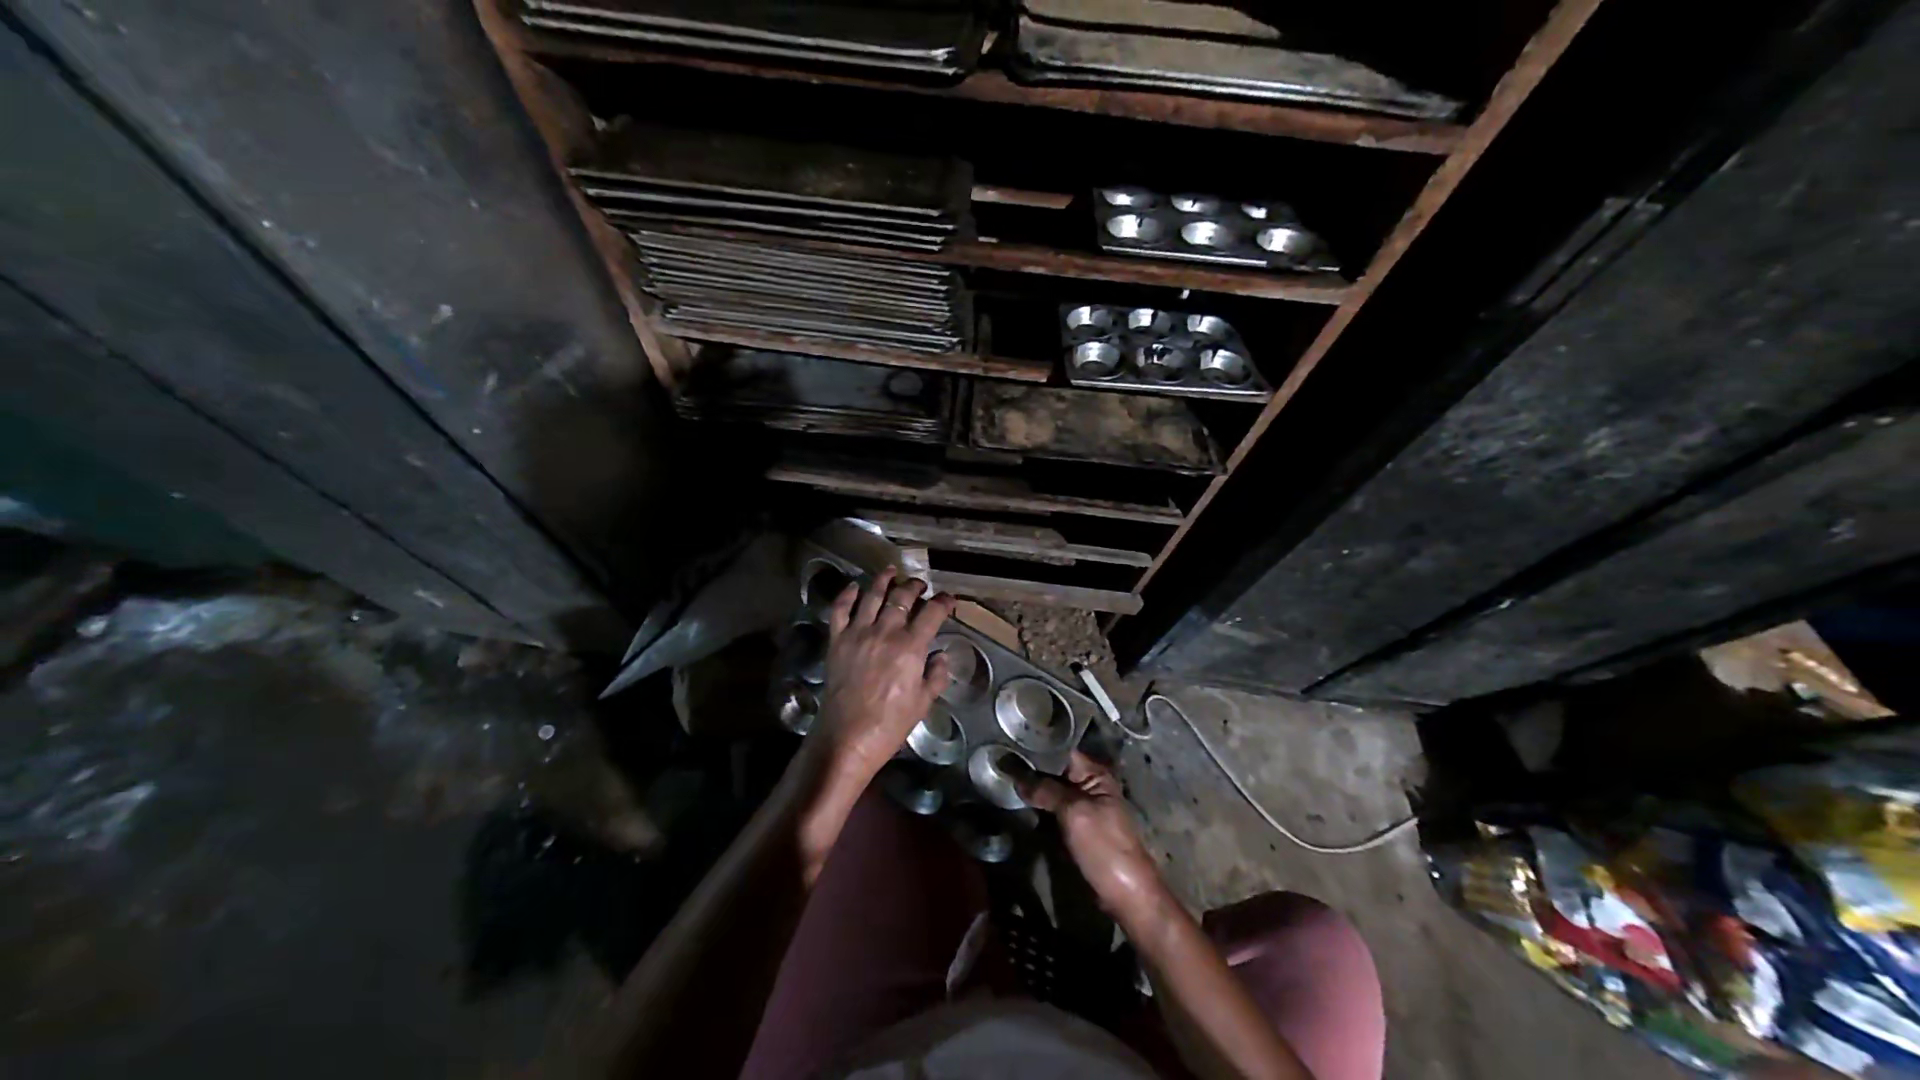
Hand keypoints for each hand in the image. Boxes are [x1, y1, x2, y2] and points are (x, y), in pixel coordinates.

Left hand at [816, 567, 955, 787]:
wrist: (847, 737)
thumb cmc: (890, 724)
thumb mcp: (923, 703)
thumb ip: (935, 676)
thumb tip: (940, 656)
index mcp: (911, 647)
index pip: (932, 613)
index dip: (944, 602)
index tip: (949, 599)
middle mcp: (885, 632)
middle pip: (902, 597)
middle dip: (915, 586)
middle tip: (920, 585)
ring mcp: (858, 633)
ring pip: (872, 595)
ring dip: (883, 580)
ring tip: (891, 571)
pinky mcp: (837, 641)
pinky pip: (840, 610)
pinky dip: (847, 595)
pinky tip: (854, 587)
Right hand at [1015, 750, 1167, 915]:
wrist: (1124, 893)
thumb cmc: (1104, 846)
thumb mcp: (1075, 812)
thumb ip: (1046, 790)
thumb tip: (1016, 776)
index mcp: (1095, 775)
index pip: (1062, 750)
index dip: (1038, 745)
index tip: (1009, 739)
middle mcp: (1088, 786)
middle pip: (1054, 770)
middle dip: (1029, 766)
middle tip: (997, 757)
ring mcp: (1081, 808)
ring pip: (1050, 790)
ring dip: (1030, 786)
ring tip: (1000, 774)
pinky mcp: (1074, 828)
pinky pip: (1050, 810)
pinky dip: (1035, 806)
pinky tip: (1013, 799)